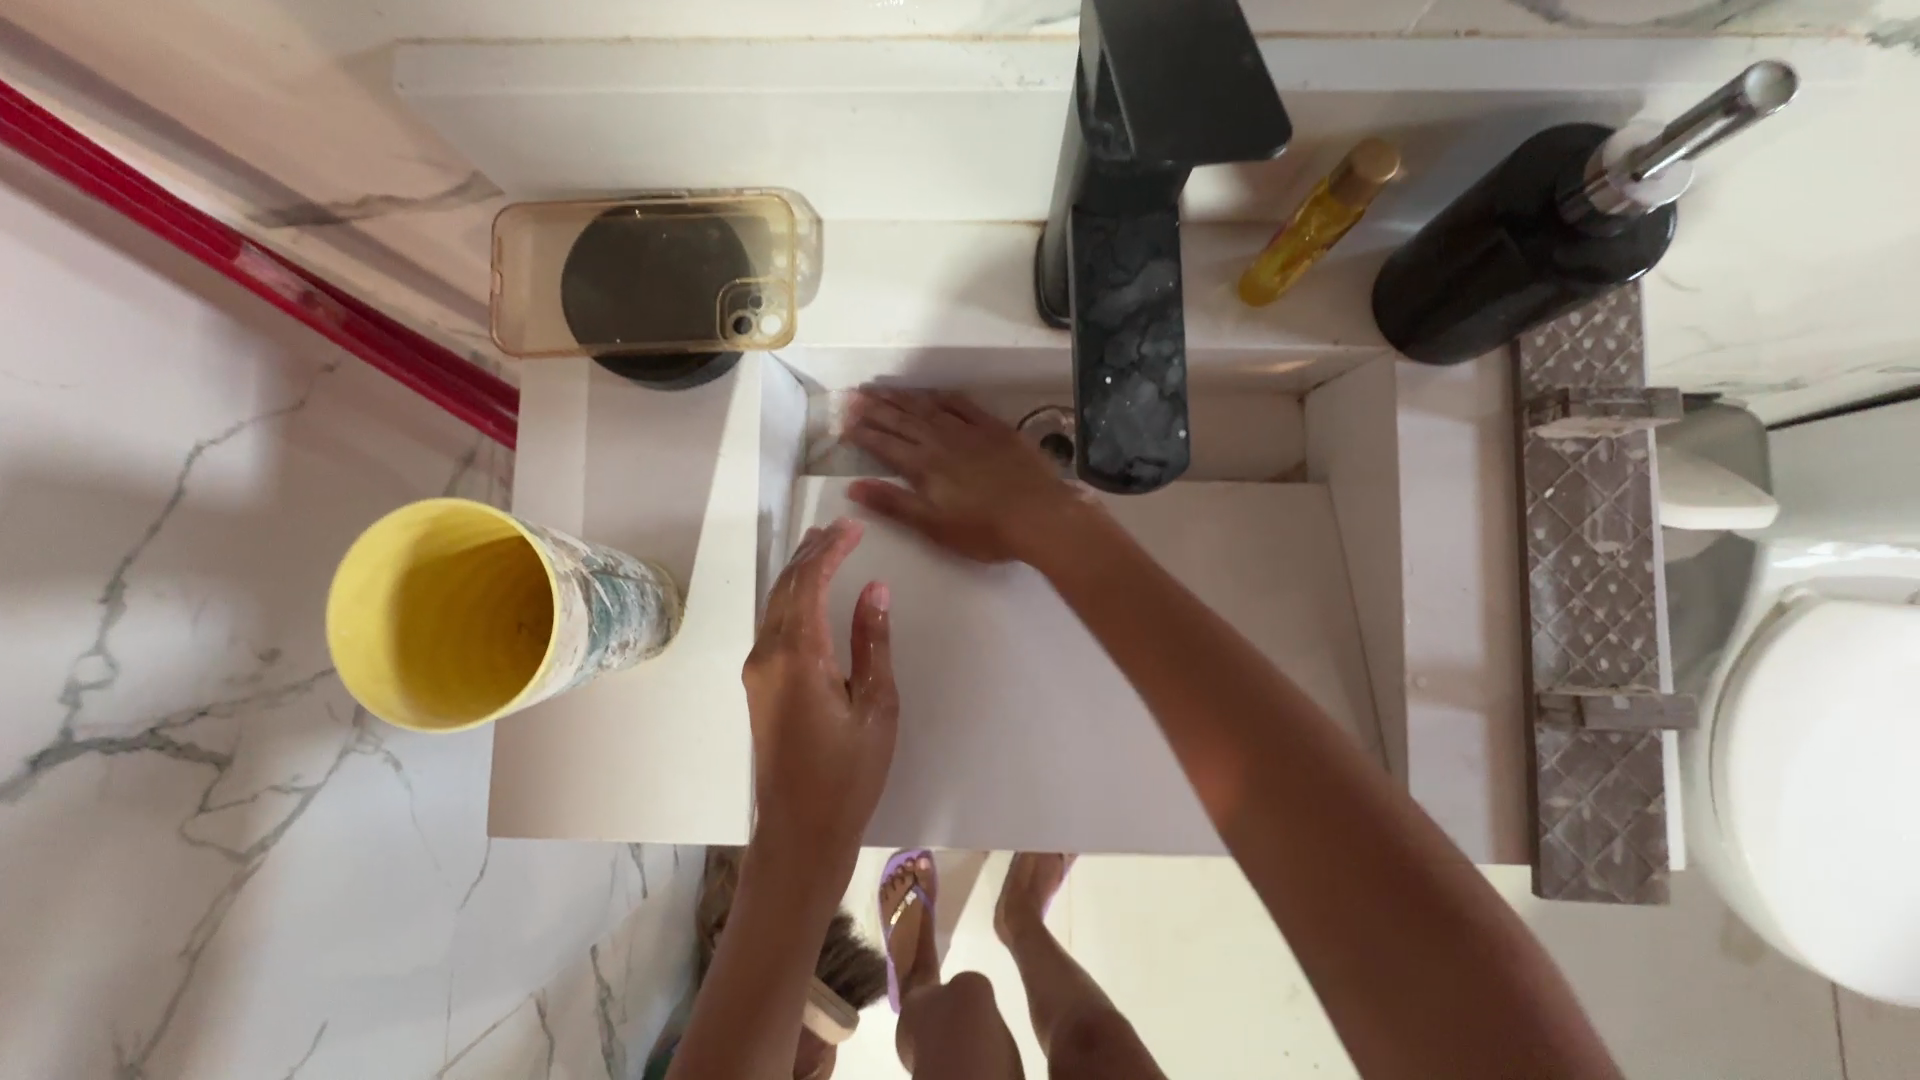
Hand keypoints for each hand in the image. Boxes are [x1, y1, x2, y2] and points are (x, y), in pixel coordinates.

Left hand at [742, 519, 897, 865]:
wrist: (800, 830)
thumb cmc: (848, 774)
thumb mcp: (876, 707)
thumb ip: (873, 644)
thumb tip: (874, 590)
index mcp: (798, 656)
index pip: (809, 582)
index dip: (831, 549)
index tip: (854, 527)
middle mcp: (767, 655)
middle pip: (785, 587)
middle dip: (811, 551)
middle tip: (840, 527)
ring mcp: (757, 671)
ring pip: (774, 604)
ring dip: (798, 572)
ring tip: (823, 546)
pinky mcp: (758, 686)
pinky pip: (772, 625)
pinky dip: (791, 598)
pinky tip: (807, 593)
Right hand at [845, 387, 1084, 564]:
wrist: (1040, 515)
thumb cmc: (985, 531)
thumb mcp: (934, 526)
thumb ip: (893, 504)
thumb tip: (853, 486)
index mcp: (924, 467)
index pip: (885, 445)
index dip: (862, 434)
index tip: (843, 424)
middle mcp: (941, 441)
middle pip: (901, 420)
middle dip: (874, 408)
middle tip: (852, 396)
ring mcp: (969, 432)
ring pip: (927, 408)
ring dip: (901, 397)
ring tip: (881, 388)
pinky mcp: (995, 429)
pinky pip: (962, 405)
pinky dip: (941, 397)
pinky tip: (931, 393)